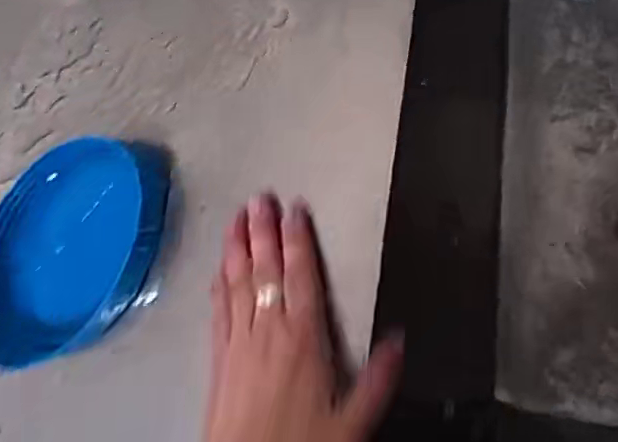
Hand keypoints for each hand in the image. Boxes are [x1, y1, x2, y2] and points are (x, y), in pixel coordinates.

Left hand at [205, 194, 402, 441]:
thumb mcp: (351, 422)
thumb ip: (378, 378)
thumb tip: (400, 340)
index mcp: (303, 336)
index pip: (300, 274)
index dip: (297, 237)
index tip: (295, 209)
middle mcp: (269, 331)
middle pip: (266, 268)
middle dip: (263, 230)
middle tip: (260, 198)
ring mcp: (239, 343)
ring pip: (238, 282)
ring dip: (237, 247)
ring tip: (236, 217)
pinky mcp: (218, 362)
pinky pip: (218, 311)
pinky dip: (219, 284)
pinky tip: (218, 268)